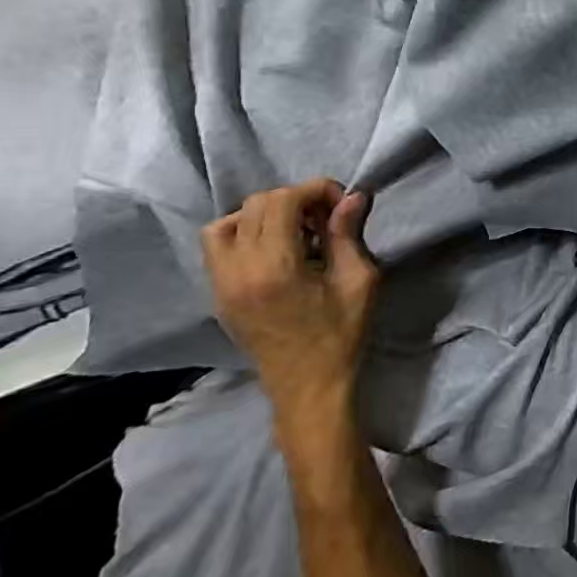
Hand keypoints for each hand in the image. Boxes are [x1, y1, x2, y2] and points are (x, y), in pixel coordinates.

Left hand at [201, 179, 380, 420]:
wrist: (307, 387)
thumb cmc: (341, 334)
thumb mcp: (360, 282)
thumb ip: (349, 235)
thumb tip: (352, 196)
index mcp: (275, 268)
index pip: (283, 201)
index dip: (316, 190)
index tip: (342, 204)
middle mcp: (238, 271)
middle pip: (256, 205)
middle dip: (295, 199)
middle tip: (324, 218)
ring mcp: (221, 284)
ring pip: (228, 222)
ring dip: (264, 215)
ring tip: (296, 231)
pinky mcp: (218, 295)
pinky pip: (217, 247)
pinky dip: (244, 234)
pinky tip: (276, 250)